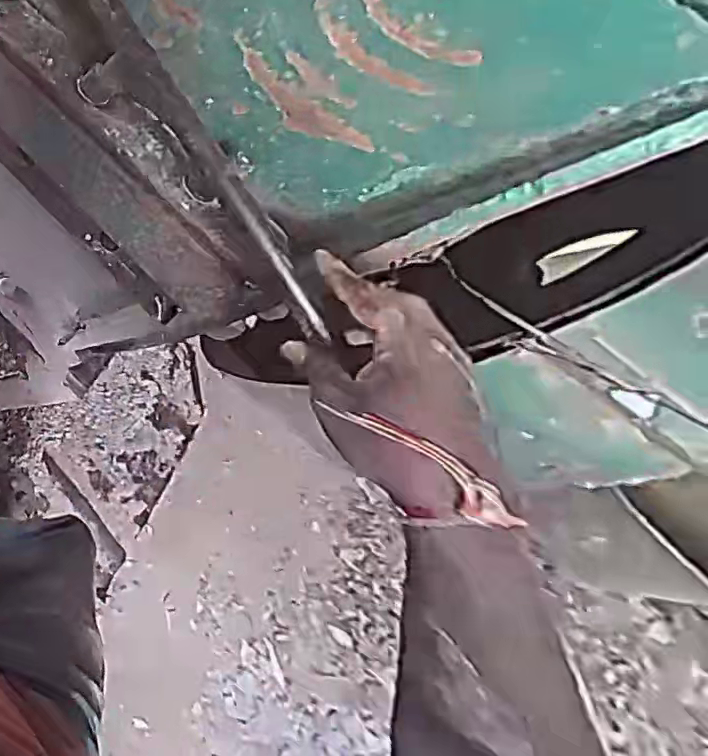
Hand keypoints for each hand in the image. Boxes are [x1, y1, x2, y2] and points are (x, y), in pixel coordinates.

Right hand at [283, 251, 503, 521]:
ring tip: (347, 322)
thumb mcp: (337, 402)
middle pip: (404, 304)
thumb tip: (298, 346)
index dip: (342, 279)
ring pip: (418, 324)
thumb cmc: (389, 445)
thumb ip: (318, 366)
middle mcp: (439, 350)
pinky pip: (425, 345)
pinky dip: (397, 337)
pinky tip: (372, 352)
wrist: (450, 496)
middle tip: (334, 290)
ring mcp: (456, 369)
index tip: (322, 261)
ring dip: (382, 316)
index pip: (372, 298)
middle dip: (368, 293)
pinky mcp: (460, 388)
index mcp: (408, 346)